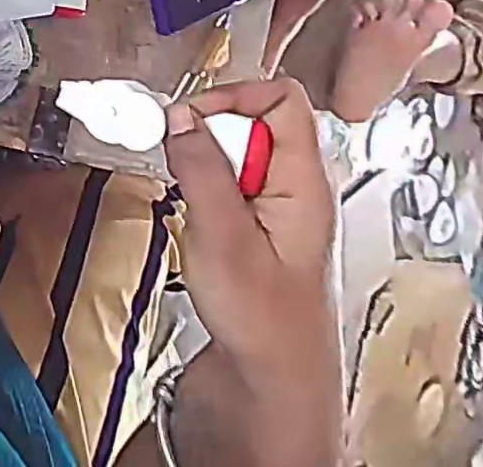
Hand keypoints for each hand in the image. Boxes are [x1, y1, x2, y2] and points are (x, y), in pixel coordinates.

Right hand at [166, 80, 335, 352]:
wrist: (270, 385)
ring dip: (201, 155)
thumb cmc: (264, 326)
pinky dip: (201, 176)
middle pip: (253, 117)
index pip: (282, 98)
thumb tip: (179, 115)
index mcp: (304, 181)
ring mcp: (274, 200)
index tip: (193, 118)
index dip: (236, 96)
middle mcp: (293, 183)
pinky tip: (193, 206)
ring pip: (235, 146)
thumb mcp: (224, 239)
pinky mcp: (253, 217)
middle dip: (209, 127)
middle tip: (181, 156)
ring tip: (187, 187)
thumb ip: (201, 170)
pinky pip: (226, 173)